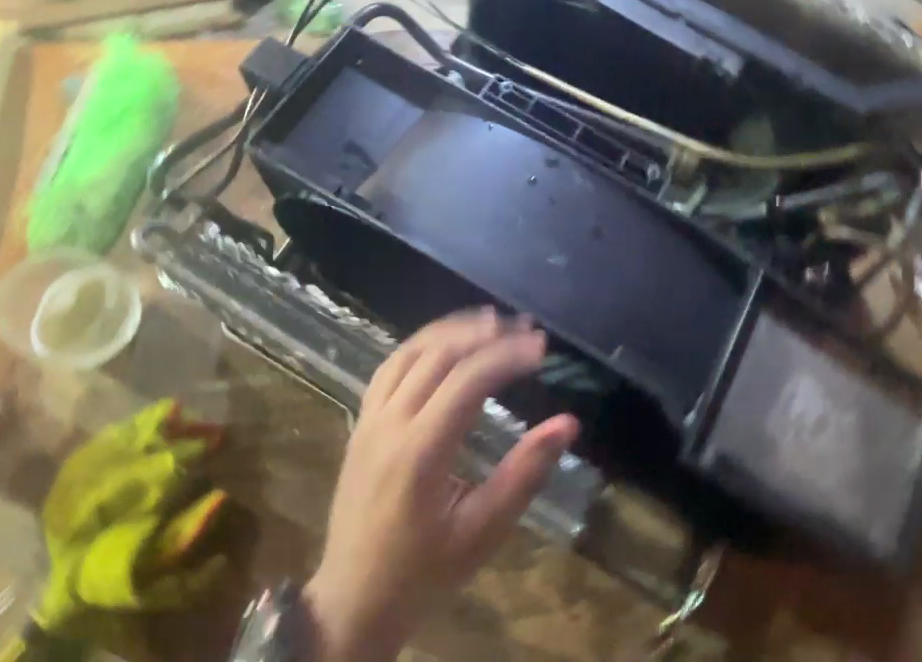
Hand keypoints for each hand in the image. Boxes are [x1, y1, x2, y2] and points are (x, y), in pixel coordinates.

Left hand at [303, 309, 580, 661]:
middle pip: (437, 355)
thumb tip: (567, 424)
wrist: (354, 600)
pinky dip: (421, 346)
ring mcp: (369, 421)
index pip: (468, 379)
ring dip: (450, 331)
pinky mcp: (361, 425)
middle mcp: (389, 423)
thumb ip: (524, 473)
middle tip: (524, 327)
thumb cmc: (424, 572)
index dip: (507, 355)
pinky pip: (389, 368)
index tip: (542, 346)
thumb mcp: (483, 532)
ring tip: (490, 321)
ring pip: (408, 353)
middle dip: (484, 334)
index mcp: (420, 451)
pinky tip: (444, 345)